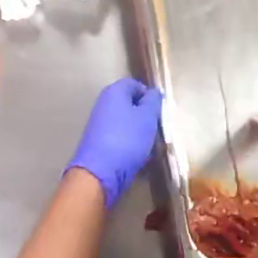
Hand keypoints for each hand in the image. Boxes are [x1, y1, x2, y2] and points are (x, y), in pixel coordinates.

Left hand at [69, 77, 162, 206]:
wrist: (100, 172)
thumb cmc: (128, 140)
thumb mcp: (147, 118)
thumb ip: (153, 102)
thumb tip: (154, 93)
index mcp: (114, 92)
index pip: (134, 84)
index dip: (149, 95)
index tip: (159, 110)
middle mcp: (103, 105)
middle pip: (129, 105)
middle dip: (145, 116)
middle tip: (157, 128)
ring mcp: (99, 125)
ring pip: (125, 123)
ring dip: (139, 133)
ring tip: (150, 146)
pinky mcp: (99, 144)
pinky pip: (119, 139)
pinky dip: (130, 145)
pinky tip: (138, 158)